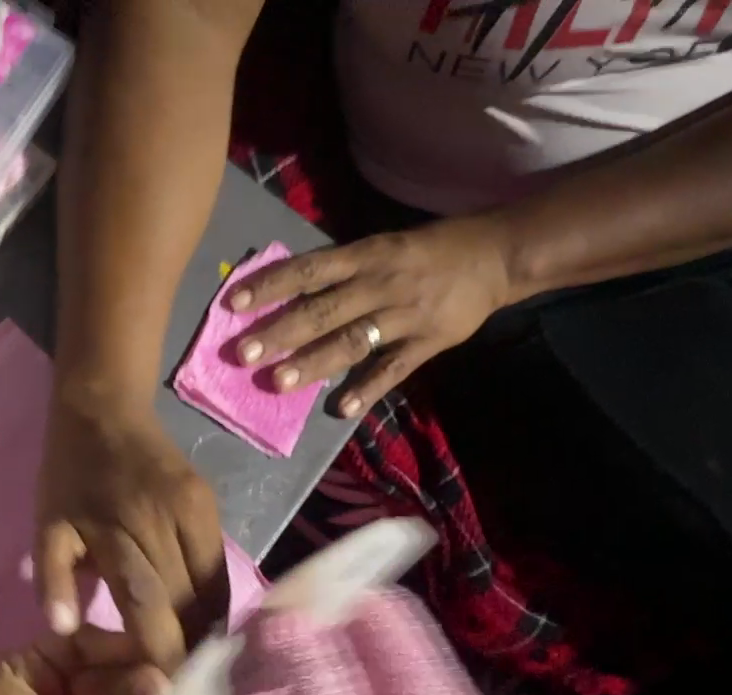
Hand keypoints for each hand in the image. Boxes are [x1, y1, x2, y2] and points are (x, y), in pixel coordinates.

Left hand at [36, 394, 226, 669]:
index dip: (163, 657)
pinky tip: (208, 627)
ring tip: (205, 670)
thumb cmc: (68, 477)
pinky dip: (216, 602)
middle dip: (193, 655)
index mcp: (117, 536)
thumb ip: (51, 579)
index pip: (151, 610)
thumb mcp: (46, 526)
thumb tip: (64, 632)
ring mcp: (196, 512)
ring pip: (214, 590)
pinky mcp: (211, 504)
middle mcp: (165, 525)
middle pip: (191, 607)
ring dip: (211, 633)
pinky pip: (220, 567)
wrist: (103, 410)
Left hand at [226, 217, 516, 419]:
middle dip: (281, 332)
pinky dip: (368, 390)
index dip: (270, 286)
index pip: (309, 270)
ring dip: (314, 362)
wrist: (499, 255)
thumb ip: (337, 271)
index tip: (232, 305)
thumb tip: (280, 292)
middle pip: (324, 309)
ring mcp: (406, 315)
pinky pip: (394, 369)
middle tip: (243, 353)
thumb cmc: (424, 251)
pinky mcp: (429, 342)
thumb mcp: (380, 247)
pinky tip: (341, 410)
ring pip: (353, 340)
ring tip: (279, 381)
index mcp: (366, 256)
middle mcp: (381, 283)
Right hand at [234, 589, 486, 694]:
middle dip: (298, 632)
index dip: (334, 596)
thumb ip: (311, 671)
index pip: (386, 610)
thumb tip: (279, 609)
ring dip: (281, 665)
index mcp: (429, 690)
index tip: (276, 599)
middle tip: (246, 637)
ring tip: (238, 675)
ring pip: (324, 663)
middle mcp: (408, 694)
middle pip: (351, 634)